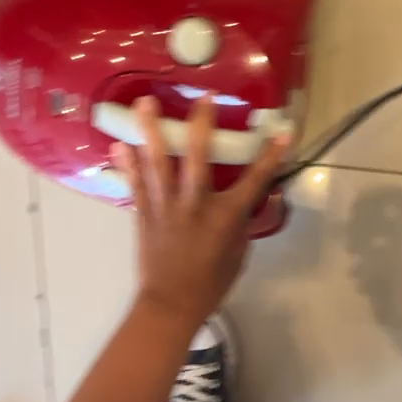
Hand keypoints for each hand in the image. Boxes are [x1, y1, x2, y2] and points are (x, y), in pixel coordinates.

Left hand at [111, 95, 289, 329]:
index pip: (255, 179)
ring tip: (146, 103)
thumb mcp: (239, 254)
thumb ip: (241, 223)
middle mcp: (195, 204)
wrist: (171, 305)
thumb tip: (246, 200)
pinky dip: (126, 164)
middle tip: (204, 96)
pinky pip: (134, 184)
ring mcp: (165, 207)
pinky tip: (118, 143)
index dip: (271, 154)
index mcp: (225, 216)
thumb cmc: (210, 284)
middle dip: (201, 123)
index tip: (283, 130)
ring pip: (157, 162)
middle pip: (197, 155)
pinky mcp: (144, 214)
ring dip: (151, 130)